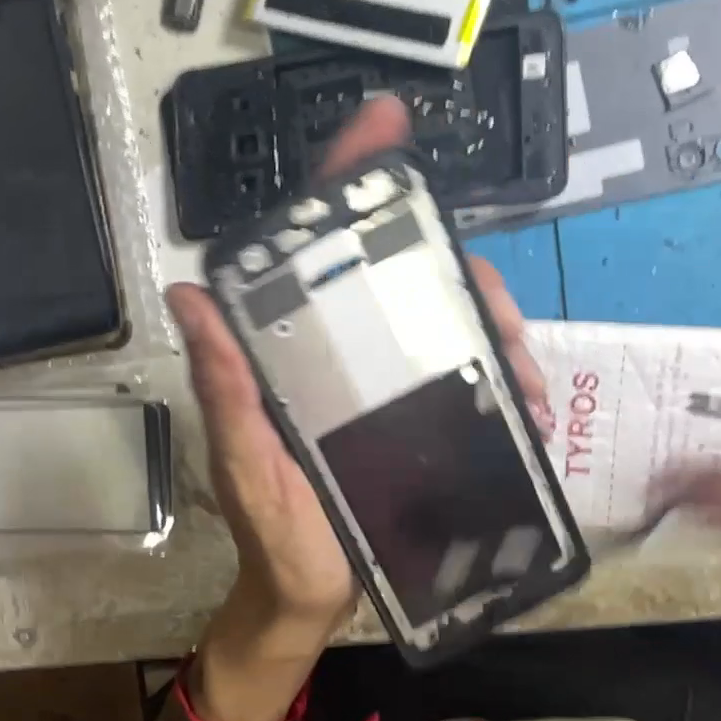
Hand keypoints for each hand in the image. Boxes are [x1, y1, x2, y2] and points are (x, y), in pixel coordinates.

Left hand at [165, 98, 544, 720]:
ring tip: (524, 372)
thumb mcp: (244, 457)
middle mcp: (344, 357)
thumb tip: (188, 292)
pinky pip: (475, 386)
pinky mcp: (427, 427)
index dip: (347, 182)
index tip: (384, 124)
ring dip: (499, 333)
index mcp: (292, 352)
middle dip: (459, 276)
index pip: (314, 251)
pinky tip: (533, 407)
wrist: (311, 597)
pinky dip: (509, 384)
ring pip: (452, 328)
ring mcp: (390, 391)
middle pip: (405, 282)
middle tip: (497, 314)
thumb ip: (224, 385)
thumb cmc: (272, 530)